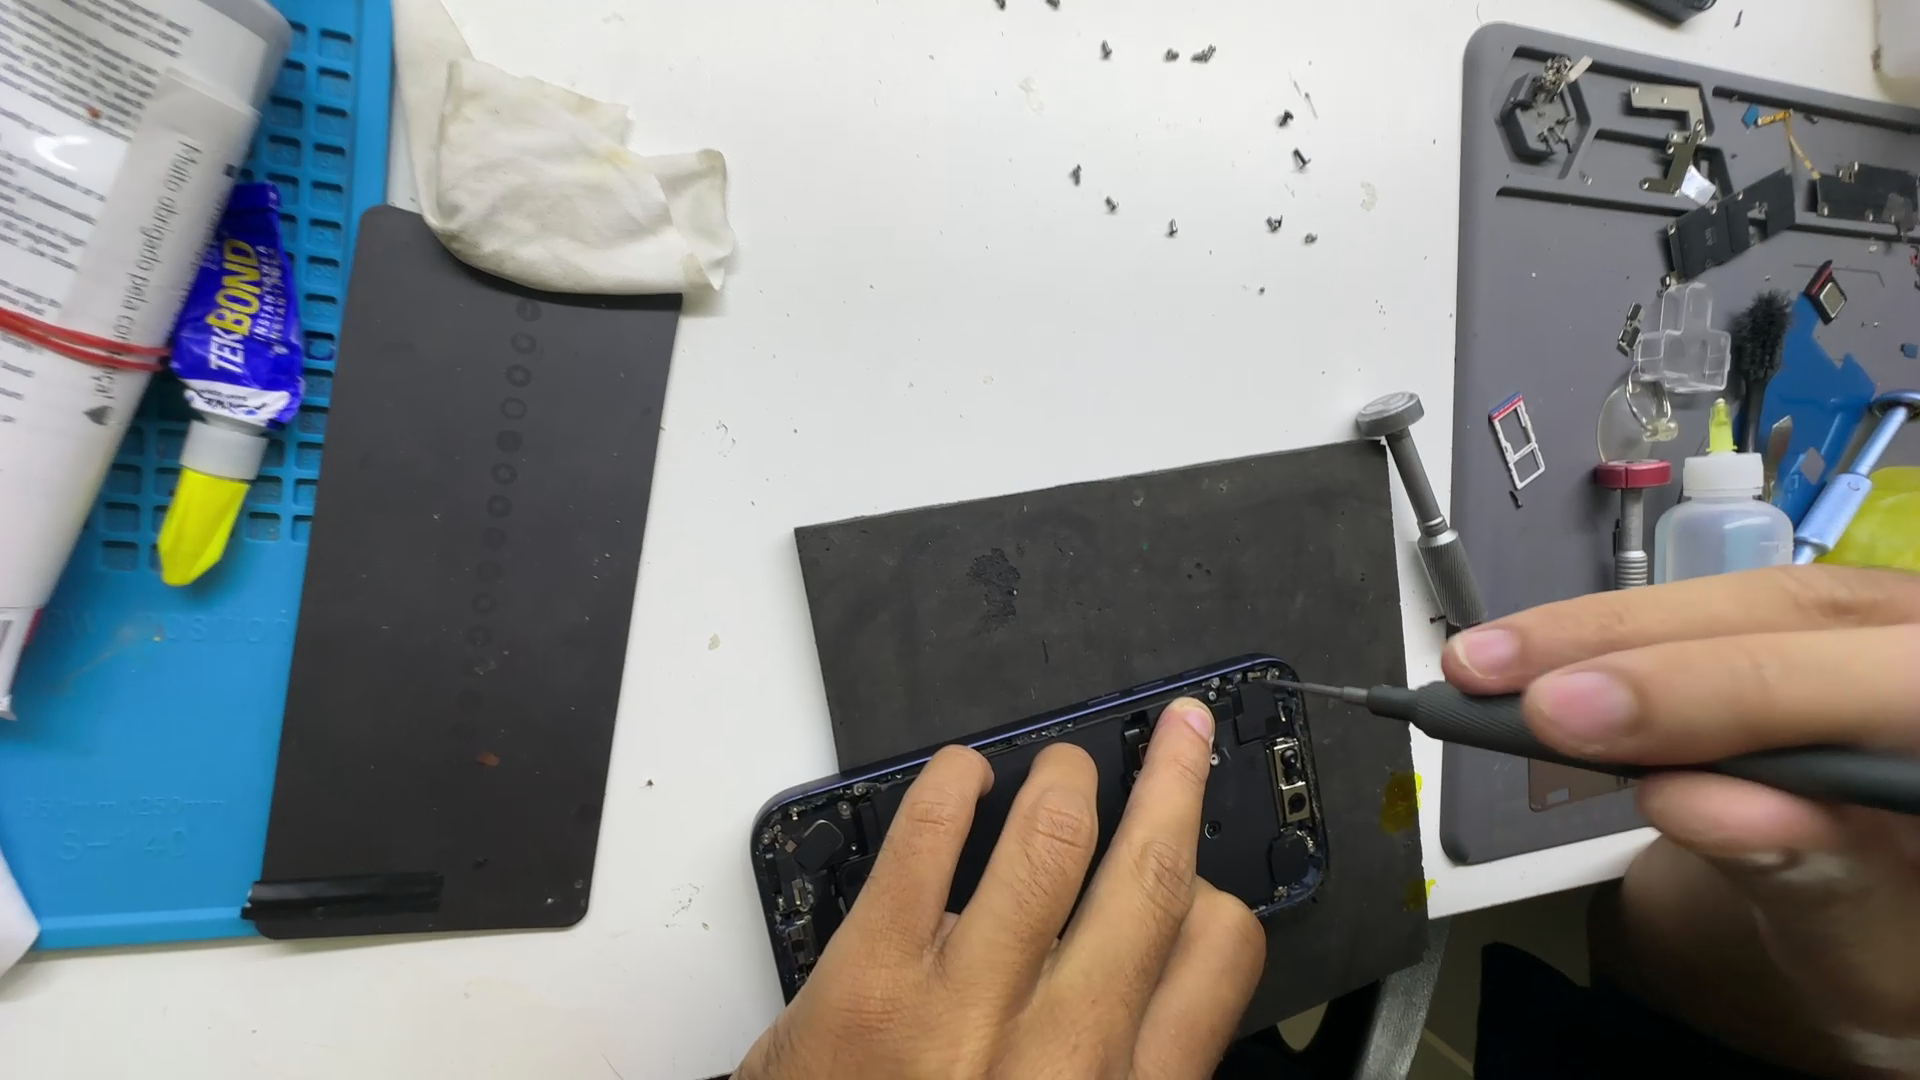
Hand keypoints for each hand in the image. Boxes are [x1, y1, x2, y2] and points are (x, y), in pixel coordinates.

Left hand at [736, 698, 1264, 1079]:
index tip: (1189, 860)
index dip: (1210, 887)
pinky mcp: (872, 970)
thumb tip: (1143, 955)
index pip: (1215, 951)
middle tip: (1180, 732)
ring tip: (1063, 764)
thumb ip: (1115, 1055)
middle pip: (1149, 874)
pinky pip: (928, 834)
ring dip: (1066, 774)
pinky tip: (962, 775)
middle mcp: (1063, 1048)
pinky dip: (953, 780)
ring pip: (1050, 833)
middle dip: (1174, 781)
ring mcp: (962, 1003)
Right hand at [1443, 566, 1919, 1078]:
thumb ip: (1803, 875)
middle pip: (1790, 616)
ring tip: (1477, 664)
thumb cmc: (1879, 947)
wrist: (1857, 920)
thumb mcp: (1856, 945)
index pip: (1894, 691)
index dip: (1732, 690)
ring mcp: (1856, 633)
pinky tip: (1514, 654)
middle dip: (1623, 643)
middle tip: (1492, 679)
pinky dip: (1578, 637)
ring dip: (1579, 632)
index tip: (1575, 720)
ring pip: (1719, 600)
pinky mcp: (1768, 631)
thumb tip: (1693, 803)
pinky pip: (1675, 614)